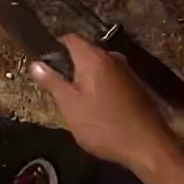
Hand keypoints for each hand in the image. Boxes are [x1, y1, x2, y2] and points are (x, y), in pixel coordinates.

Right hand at [28, 34, 180, 171]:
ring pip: (99, 67)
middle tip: (58, 89)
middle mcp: (112, 58)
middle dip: (70, 67)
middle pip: (85, 52)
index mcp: (94, 58)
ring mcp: (127, 71)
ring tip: (77, 103)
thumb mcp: (70, 106)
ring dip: (86, 79)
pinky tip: (98, 109)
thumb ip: (52, 82)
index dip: (55, 46)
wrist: (147, 144)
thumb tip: (36, 64)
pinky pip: (112, 79)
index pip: (70, 39)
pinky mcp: (136, 86)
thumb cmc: (104, 125)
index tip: (44, 63)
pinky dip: (101, 88)